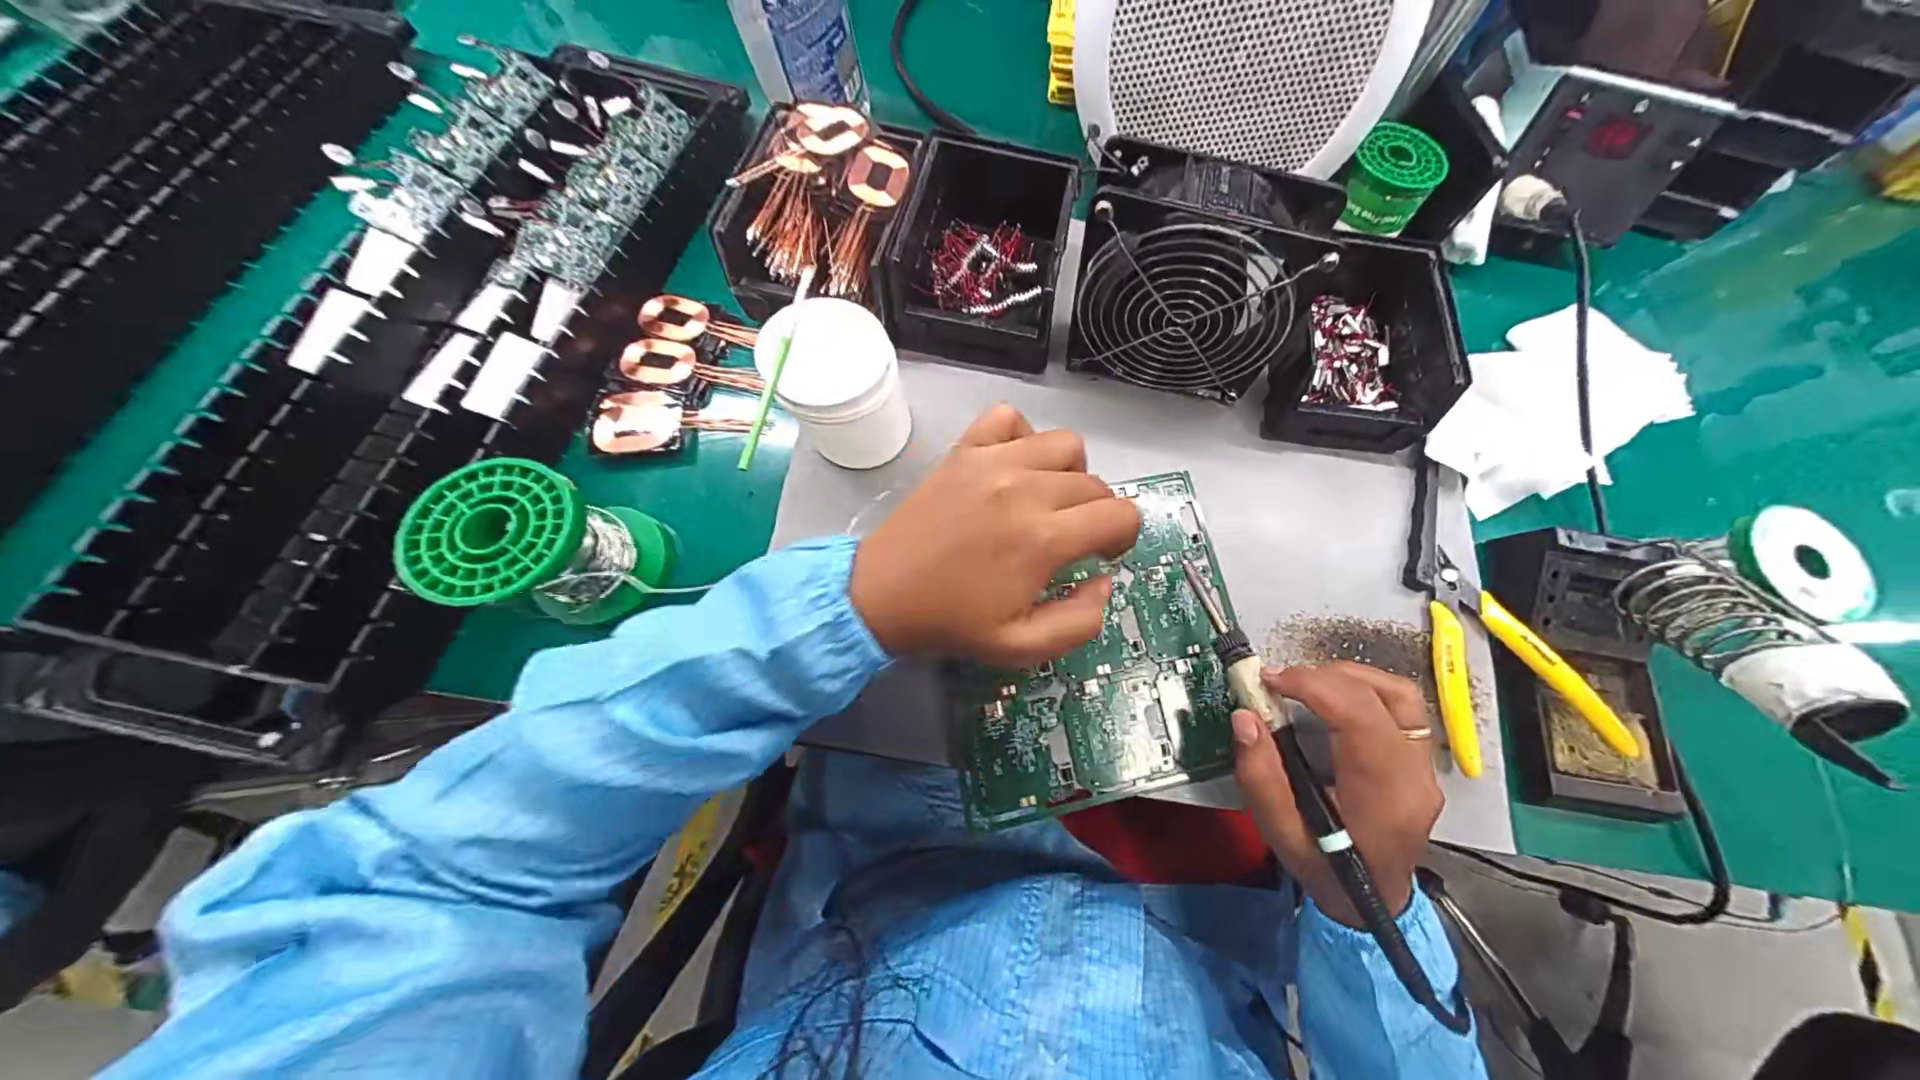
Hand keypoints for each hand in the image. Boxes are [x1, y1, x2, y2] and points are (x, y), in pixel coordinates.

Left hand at [850, 404, 1139, 666]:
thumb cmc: (950, 623)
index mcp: (1042, 538)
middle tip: (1070, 540)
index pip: (1119, 515)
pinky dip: (1022, 436)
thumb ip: (1080, 621)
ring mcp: (991, 463)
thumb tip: (1103, 580)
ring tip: (1047, 500)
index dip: (1123, 537)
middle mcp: (1024, 489)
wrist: (880, 596)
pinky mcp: (963, 451)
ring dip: (1070, 473)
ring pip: (1065, 444)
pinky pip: (1008, 417)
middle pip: (1094, 484)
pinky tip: (1014, 466)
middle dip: (1097, 514)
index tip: (1101, 554)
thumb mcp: (1022, 647)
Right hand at [1230, 662, 1441, 926]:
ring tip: (1303, 683)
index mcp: (1383, 798)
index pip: (1361, 718)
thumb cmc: (1326, 870)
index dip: (1314, 686)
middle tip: (1278, 682)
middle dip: (1323, 676)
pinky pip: (1401, 706)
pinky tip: (1329, 696)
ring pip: (1400, 694)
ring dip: (1347, 676)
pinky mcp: (1421, 760)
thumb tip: (1246, 718)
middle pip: (1383, 698)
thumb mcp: (1280, 833)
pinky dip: (1362, 688)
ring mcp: (1425, 768)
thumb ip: (1260, 778)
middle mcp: (1415, 778)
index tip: (1270, 680)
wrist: (1375, 903)